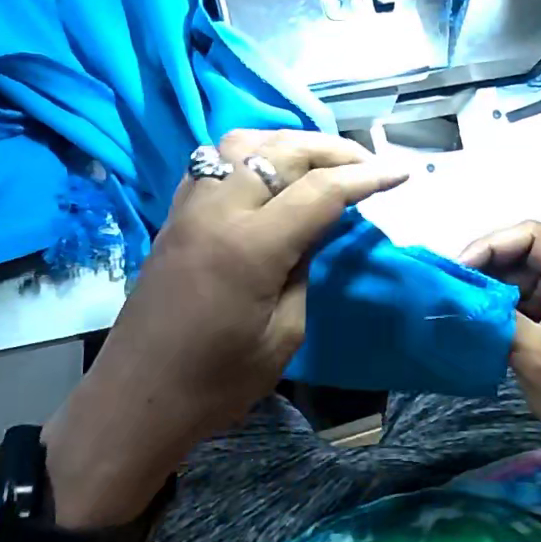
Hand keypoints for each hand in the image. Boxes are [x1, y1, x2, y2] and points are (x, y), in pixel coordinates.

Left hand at [44, 130, 406, 525]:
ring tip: (322, 160)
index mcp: (251, 246)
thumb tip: (315, 231)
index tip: (401, 173)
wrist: (139, 398)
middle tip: (370, 164)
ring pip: (243, 143)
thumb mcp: (284, 334)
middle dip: (334, 151)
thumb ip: (303, 270)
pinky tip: (269, 171)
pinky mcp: (174, 216)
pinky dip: (251, 153)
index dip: (367, 178)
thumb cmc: (219, 382)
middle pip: (283, 151)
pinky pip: (213, 161)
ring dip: (289, 142)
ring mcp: (189, 208)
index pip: (320, 190)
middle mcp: (217, 211)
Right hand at [459, 221, 540, 458]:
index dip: (490, 246)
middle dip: (485, 268)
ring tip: (452, 301)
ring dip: (486, 289)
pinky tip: (470, 316)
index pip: (533, 237)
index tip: (457, 271)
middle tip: (447, 288)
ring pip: (518, 277)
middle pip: (523, 253)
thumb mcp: (539, 355)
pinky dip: (495, 308)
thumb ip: (496, 319)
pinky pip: (520, 301)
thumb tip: (452, 297)